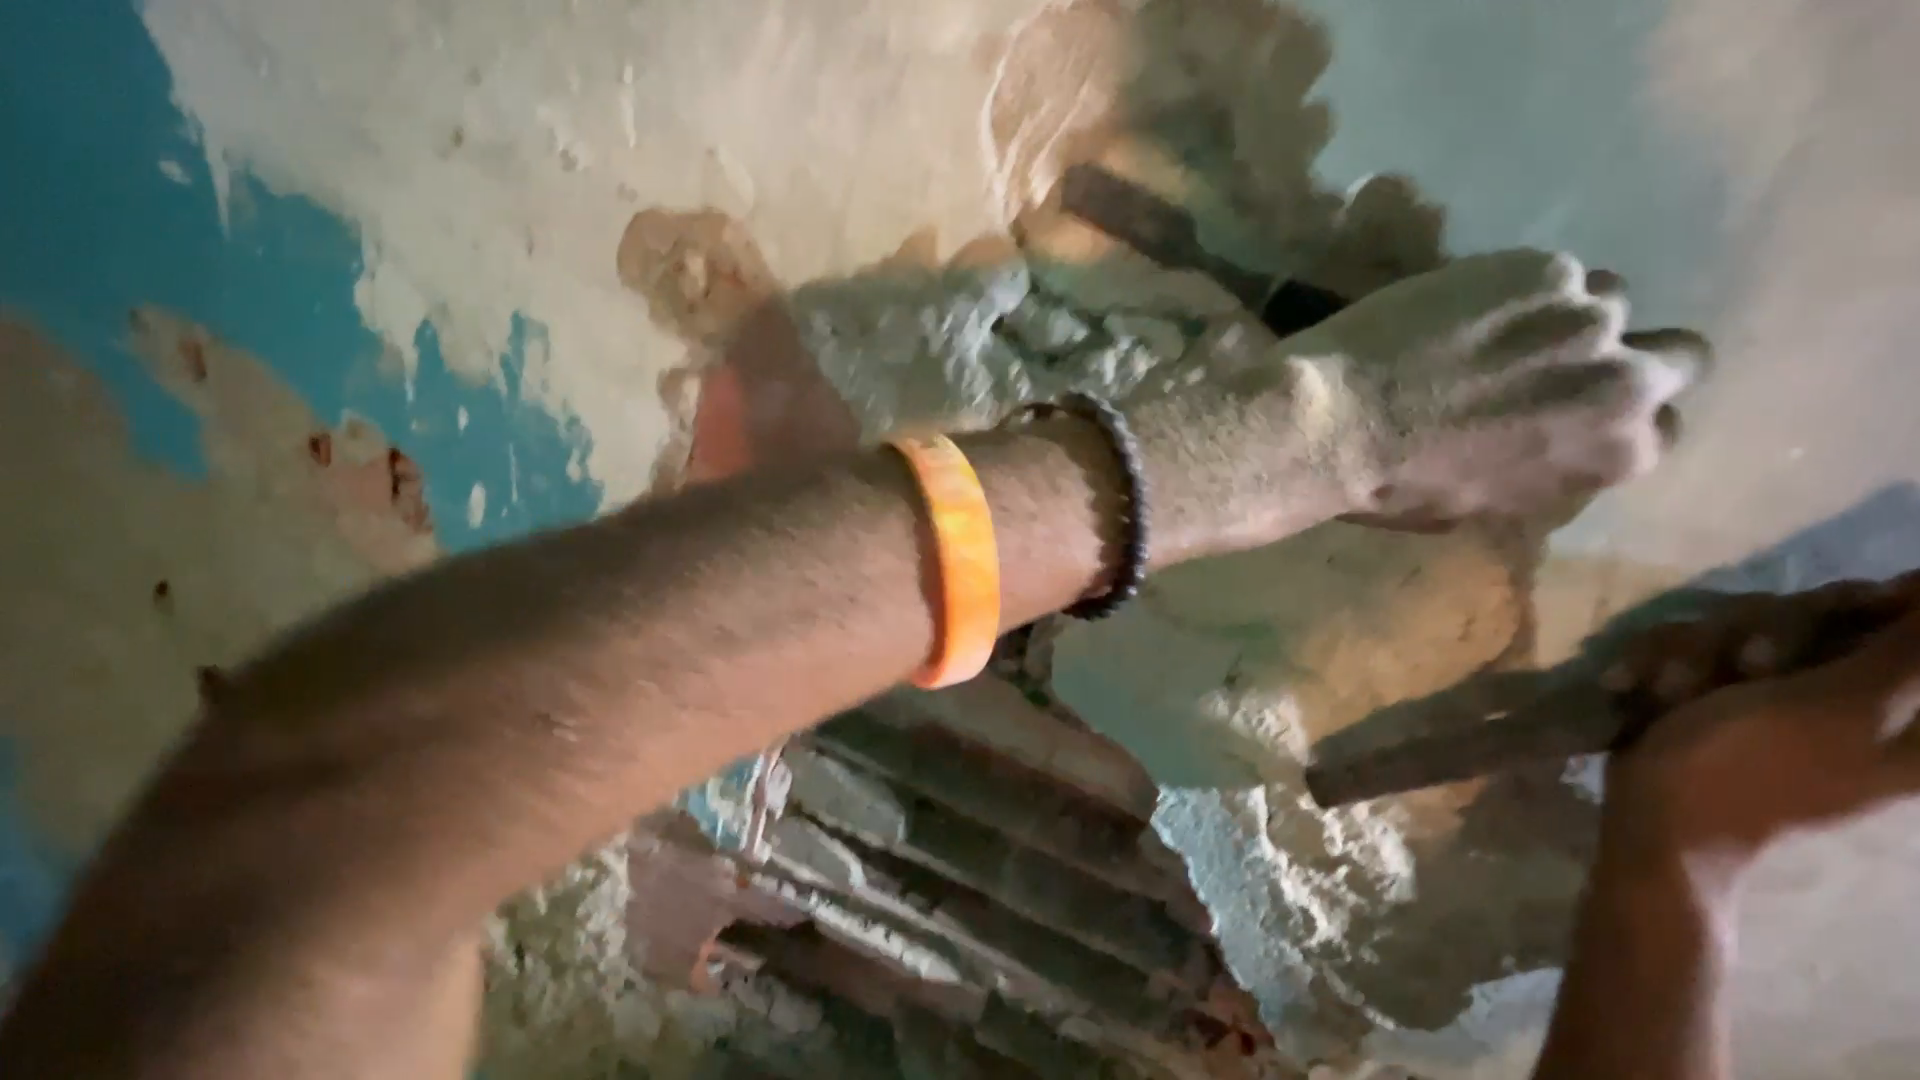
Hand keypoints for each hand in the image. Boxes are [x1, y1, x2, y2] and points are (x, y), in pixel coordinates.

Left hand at [1260, 249, 1705, 529]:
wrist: (1333, 422)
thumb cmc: (1392, 483)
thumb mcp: (1481, 503)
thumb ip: (1545, 469)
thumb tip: (1558, 446)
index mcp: (1616, 453)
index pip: (1662, 422)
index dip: (1618, 411)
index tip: (1577, 404)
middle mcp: (1625, 382)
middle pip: (1676, 354)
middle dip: (1625, 355)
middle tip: (1557, 357)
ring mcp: (1587, 318)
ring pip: (1609, 301)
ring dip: (1565, 313)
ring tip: (1494, 328)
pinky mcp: (1541, 270)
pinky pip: (1552, 271)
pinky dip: (1515, 283)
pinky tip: (1460, 305)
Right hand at [1596, 574, 1919, 884]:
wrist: (1656, 818)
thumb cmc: (1749, 768)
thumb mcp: (1840, 709)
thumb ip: (1906, 654)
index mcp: (1901, 703)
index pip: (1903, 615)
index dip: (1867, 604)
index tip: (1842, 611)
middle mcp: (1843, 688)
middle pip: (1816, 610)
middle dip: (1760, 631)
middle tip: (1749, 668)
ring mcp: (1771, 690)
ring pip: (1738, 624)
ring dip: (1694, 653)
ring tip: (1675, 691)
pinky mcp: (1713, 689)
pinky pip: (1689, 645)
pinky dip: (1661, 664)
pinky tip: (1645, 690)